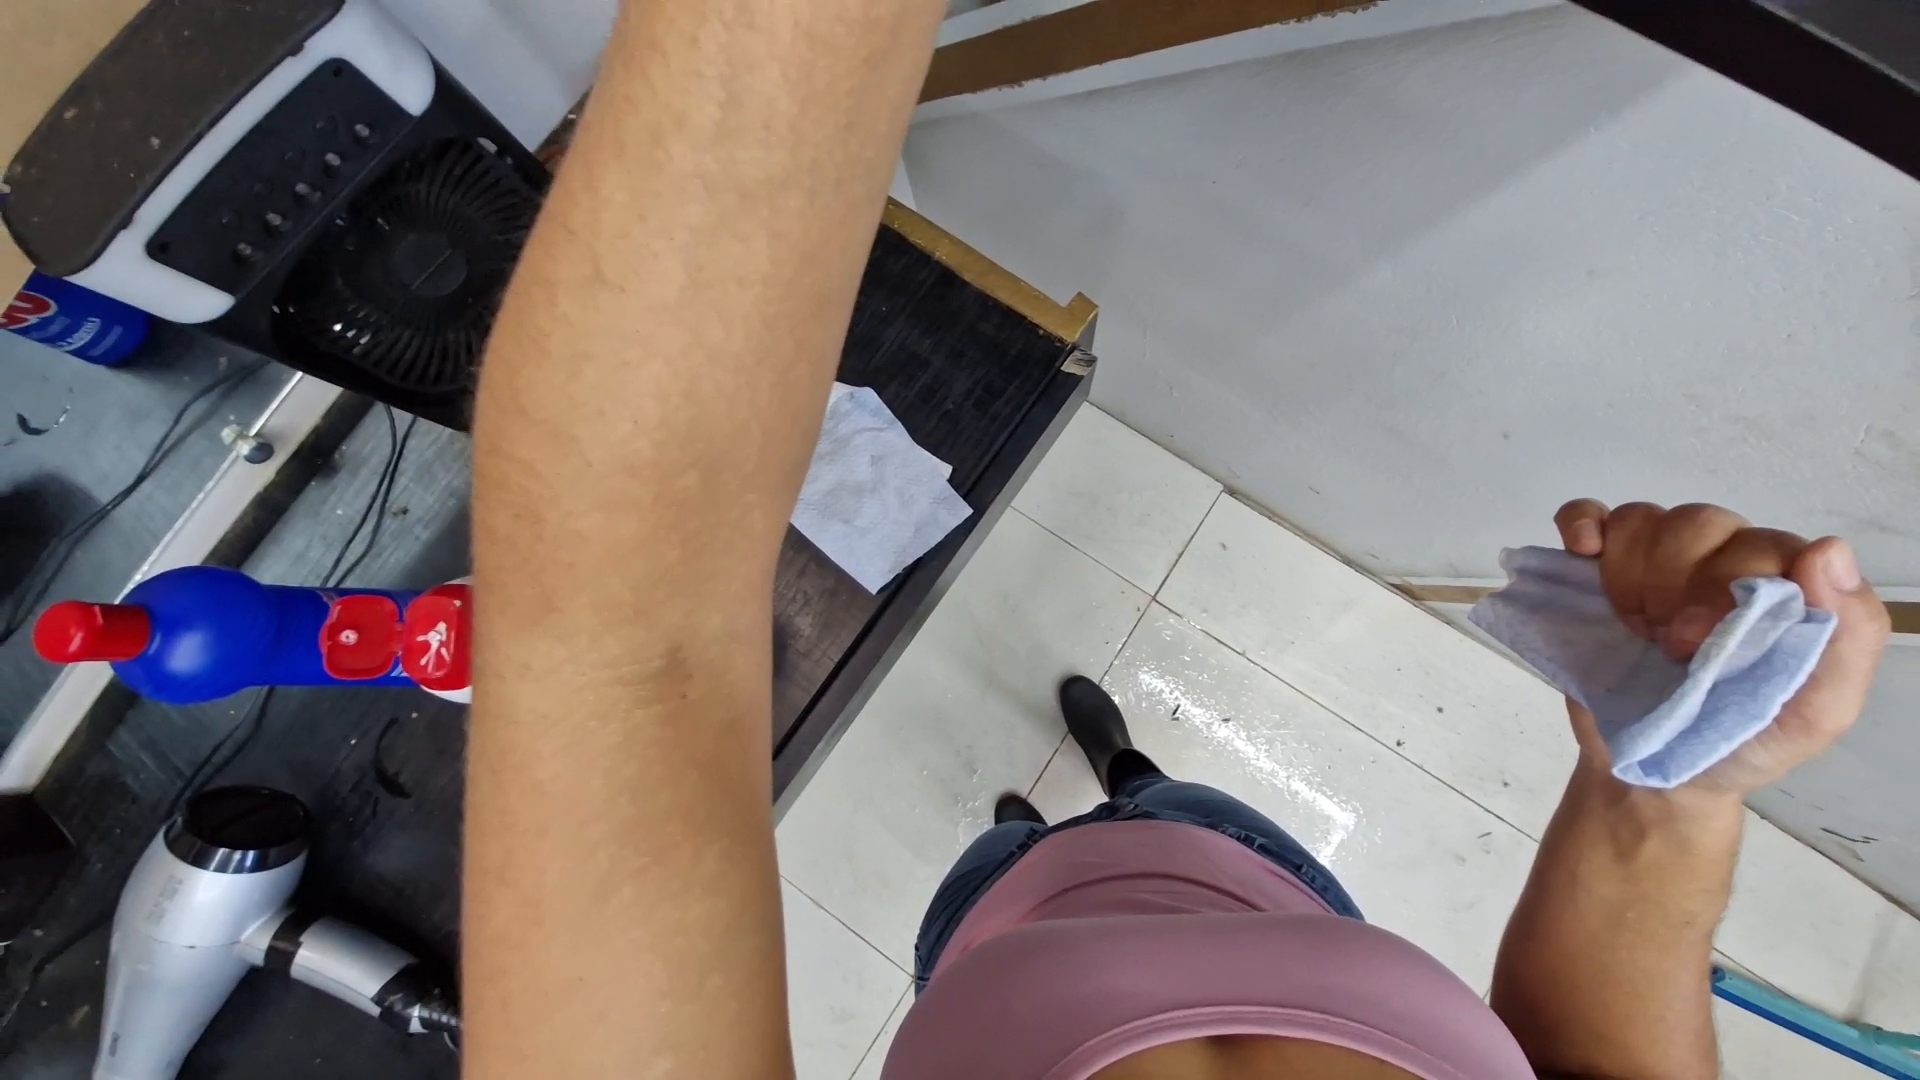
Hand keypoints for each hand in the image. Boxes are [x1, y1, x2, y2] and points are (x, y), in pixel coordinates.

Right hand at [1553, 500, 1889, 795]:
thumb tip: (1827, 550)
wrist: (1644, 769)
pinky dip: (1581, 522)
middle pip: (1698, 523)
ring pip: (1643, 518)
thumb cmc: (1732, 744)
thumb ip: (1844, 639)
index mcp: (1782, 592)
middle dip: (1667, 584)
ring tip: (1627, 623)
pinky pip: (1586, 514)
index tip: (1686, 644)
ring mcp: (1651, 567)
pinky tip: (1583, 551)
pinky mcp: (1592, 570)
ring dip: (1625, 570)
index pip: (1762, 544)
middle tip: (1657, 641)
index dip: (1719, 585)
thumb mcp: (1813, 712)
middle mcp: (1719, 567)